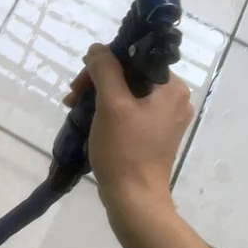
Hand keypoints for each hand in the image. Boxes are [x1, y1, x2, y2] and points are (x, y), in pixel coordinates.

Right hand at [63, 43, 193, 215]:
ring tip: (75, 109)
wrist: (135, 198)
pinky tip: (89, 119)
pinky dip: (108, 110)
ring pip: (126, 92)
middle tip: (73, 98)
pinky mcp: (154, 134)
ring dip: (98, 96)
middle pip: (129, 74)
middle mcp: (174, 98)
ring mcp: (165, 118)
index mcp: (171, 87)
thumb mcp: (111, 104)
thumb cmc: (125, 149)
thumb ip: (104, 69)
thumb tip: (97, 48)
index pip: (134, 57)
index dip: (103, 64)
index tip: (80, 82)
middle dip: (98, 82)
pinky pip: (129, 110)